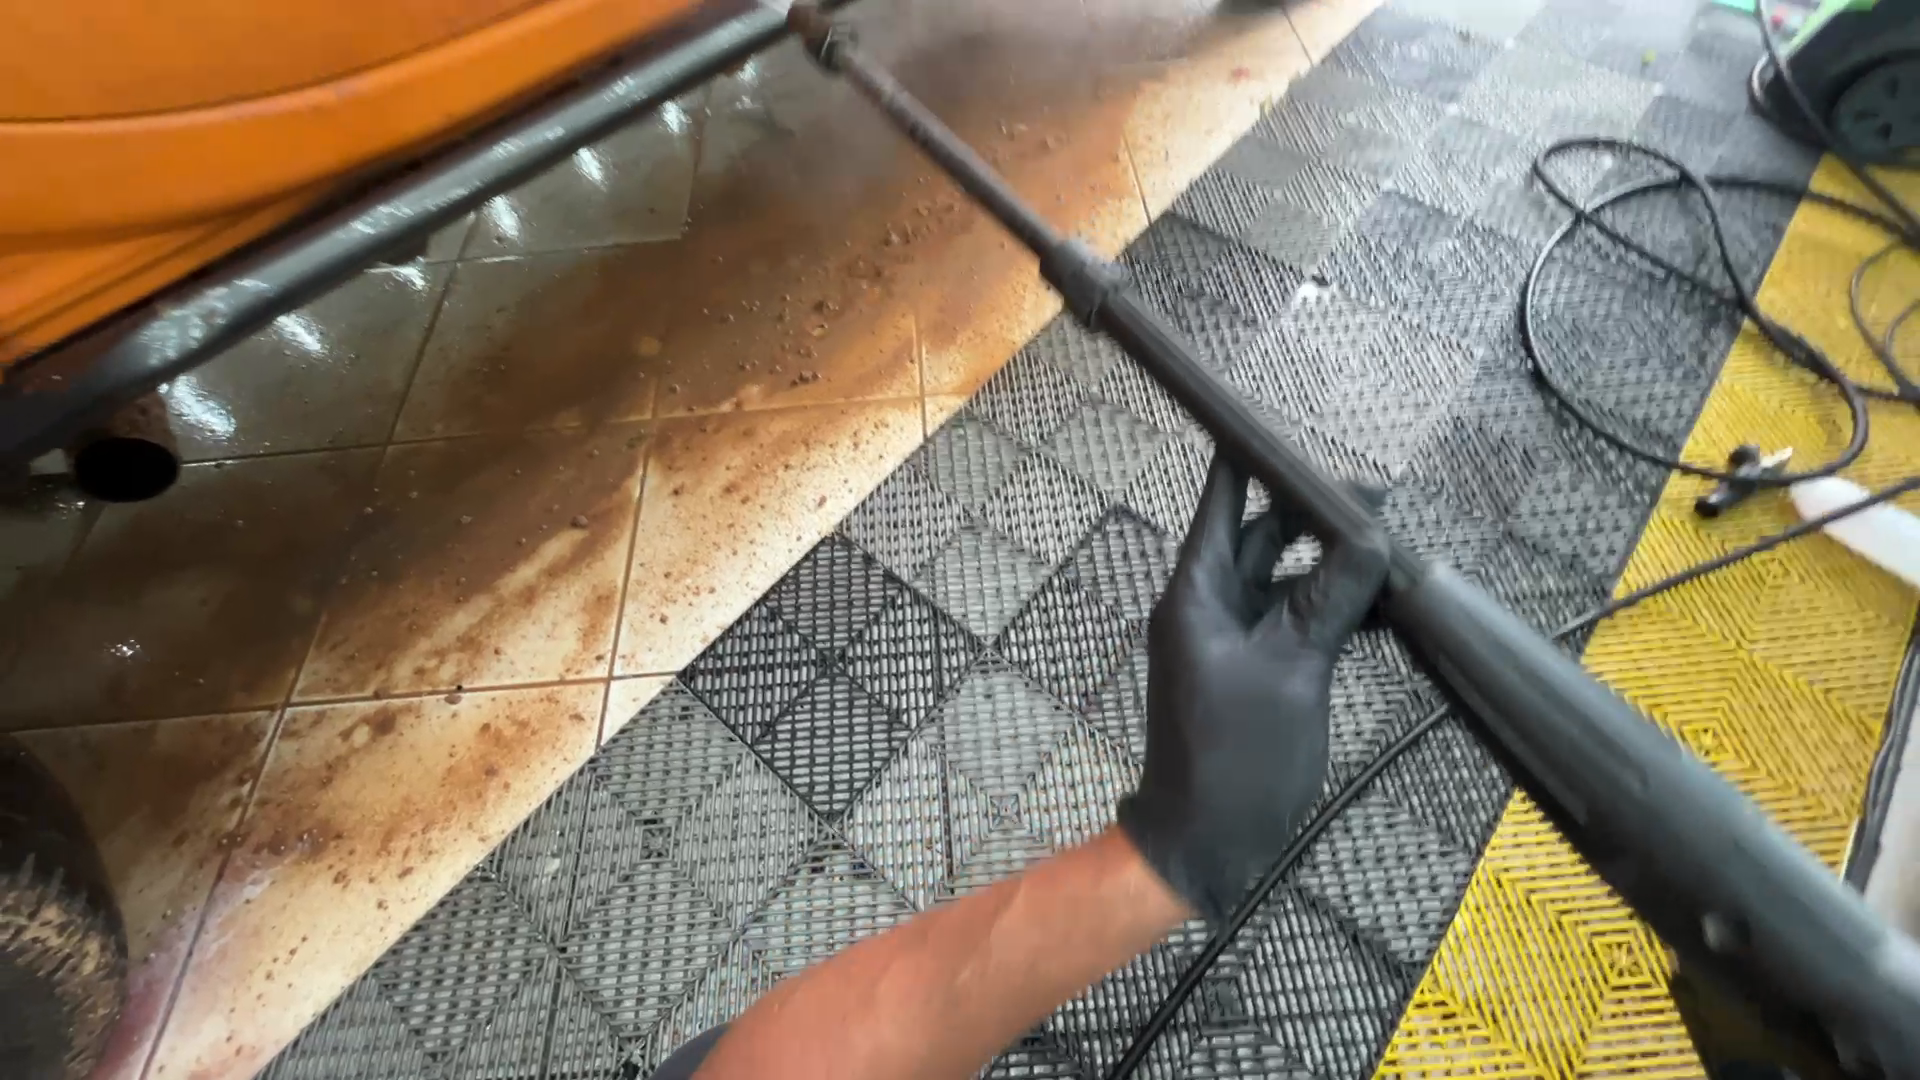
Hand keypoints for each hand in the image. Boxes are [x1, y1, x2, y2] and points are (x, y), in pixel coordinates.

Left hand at [1117, 452, 1387, 923]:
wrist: (1208, 834)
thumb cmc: (1236, 754)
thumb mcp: (1293, 670)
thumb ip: (1331, 601)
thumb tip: (1372, 538)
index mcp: (1197, 591)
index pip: (1219, 505)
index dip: (1243, 462)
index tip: (1274, 423)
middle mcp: (1208, 602)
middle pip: (1260, 538)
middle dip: (1313, 518)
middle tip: (1379, 502)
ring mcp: (1229, 634)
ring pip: (1282, 580)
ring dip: (1330, 568)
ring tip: (1394, 554)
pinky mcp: (1252, 663)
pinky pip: (1290, 619)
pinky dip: (1328, 610)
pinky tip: (1381, 609)